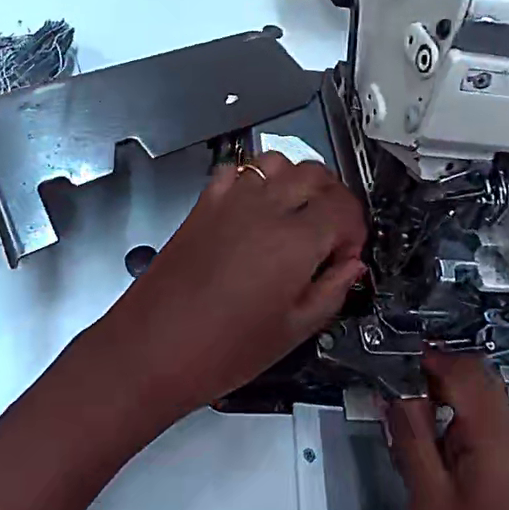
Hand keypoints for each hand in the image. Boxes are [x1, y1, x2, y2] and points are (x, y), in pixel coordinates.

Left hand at [82, 152, 367, 421]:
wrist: (153, 345)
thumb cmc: (217, 348)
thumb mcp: (293, 330)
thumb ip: (331, 290)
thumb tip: (349, 269)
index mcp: (294, 241)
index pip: (344, 207)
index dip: (355, 228)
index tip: (348, 250)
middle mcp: (263, 210)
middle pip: (314, 173)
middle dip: (332, 198)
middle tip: (332, 230)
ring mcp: (229, 201)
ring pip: (275, 161)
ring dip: (295, 180)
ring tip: (297, 215)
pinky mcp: (202, 204)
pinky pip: (234, 171)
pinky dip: (252, 179)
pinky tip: (254, 208)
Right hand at [388, 354, 508, 509]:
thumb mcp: (430, 498)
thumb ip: (410, 436)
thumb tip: (398, 395)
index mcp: (504, 443)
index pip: (468, 371)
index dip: (433, 358)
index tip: (409, 359)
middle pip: (485, 392)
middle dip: (445, 396)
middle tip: (414, 414)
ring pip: (501, 417)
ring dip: (467, 422)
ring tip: (444, 462)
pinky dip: (491, 444)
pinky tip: (473, 480)